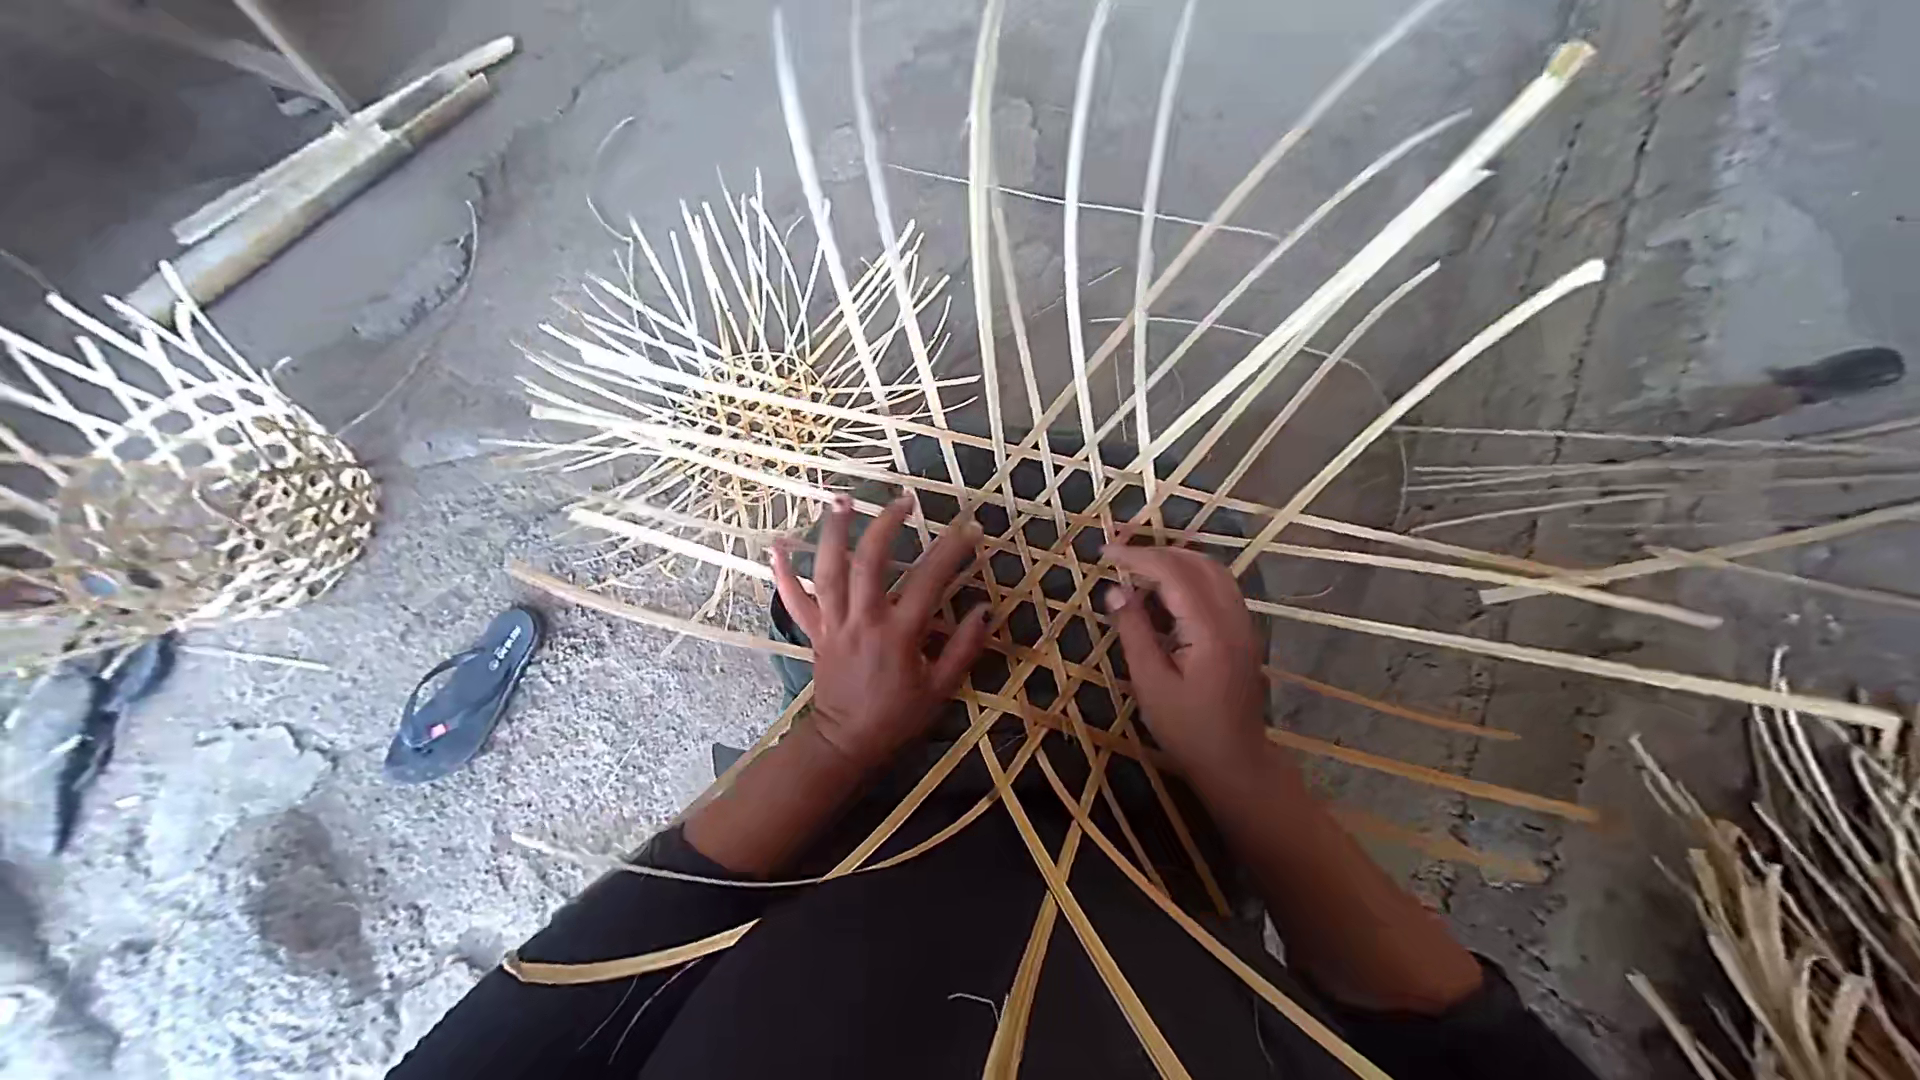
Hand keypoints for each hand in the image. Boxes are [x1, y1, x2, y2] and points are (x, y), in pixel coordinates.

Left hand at [771, 493, 990, 773]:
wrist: (846, 744)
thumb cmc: (898, 717)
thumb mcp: (941, 688)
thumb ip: (964, 648)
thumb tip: (986, 609)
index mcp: (899, 634)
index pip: (929, 581)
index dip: (952, 551)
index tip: (970, 528)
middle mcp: (863, 621)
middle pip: (870, 562)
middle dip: (886, 525)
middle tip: (904, 501)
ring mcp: (834, 624)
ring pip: (829, 571)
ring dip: (833, 532)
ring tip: (841, 499)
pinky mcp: (815, 632)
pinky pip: (796, 600)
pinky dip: (785, 573)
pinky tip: (777, 545)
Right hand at [1102, 543, 1269, 779]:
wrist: (1236, 762)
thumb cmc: (1187, 729)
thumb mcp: (1150, 682)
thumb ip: (1133, 631)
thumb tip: (1115, 590)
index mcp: (1210, 630)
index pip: (1173, 573)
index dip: (1137, 557)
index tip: (1105, 554)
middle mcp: (1234, 618)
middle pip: (1198, 562)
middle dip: (1156, 552)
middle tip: (1120, 560)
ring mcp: (1244, 624)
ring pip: (1213, 570)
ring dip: (1175, 561)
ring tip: (1138, 570)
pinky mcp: (1243, 632)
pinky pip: (1219, 587)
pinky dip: (1190, 577)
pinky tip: (1165, 593)